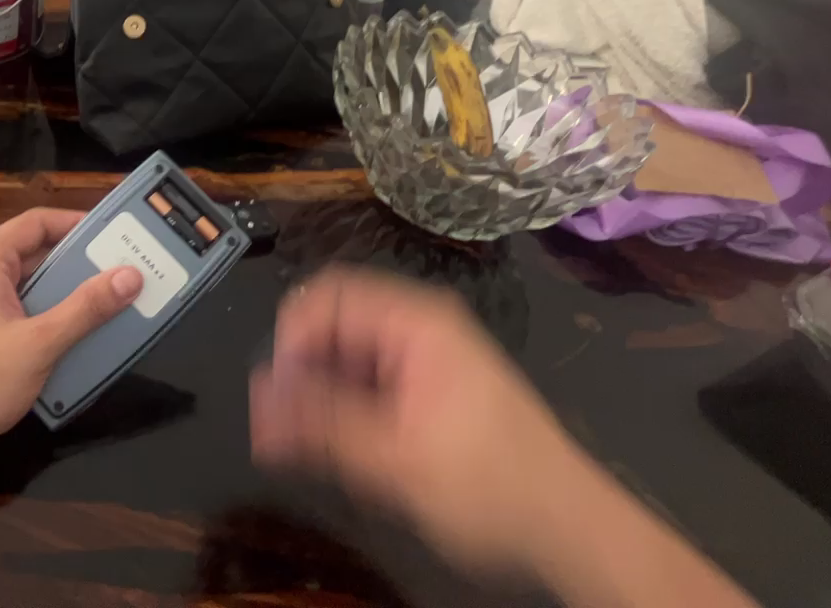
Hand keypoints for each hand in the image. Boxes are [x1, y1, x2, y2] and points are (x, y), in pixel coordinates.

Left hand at [0, 209, 141, 469]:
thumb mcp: (39, 343)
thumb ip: (86, 308)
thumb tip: (130, 275)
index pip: (36, 223)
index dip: (76, 223)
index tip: (114, 234)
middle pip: (35, 254)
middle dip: (79, 263)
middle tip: (122, 271)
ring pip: (30, 288)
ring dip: (67, 295)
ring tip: (111, 303)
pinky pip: (22, 314)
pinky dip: (50, 319)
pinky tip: (79, 338)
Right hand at [250, 266, 600, 577]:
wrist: (574, 533)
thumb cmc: (490, 486)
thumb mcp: (394, 458)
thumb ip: (319, 422)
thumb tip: (256, 394)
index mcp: (415, 321)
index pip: (328, 296)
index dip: (291, 336)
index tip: (276, 390)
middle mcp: (417, 326)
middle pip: (335, 323)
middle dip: (300, 369)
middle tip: (277, 423)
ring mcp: (424, 356)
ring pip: (347, 355)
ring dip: (317, 392)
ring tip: (296, 441)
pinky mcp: (428, 388)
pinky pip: (368, 380)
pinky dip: (342, 406)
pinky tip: (332, 444)